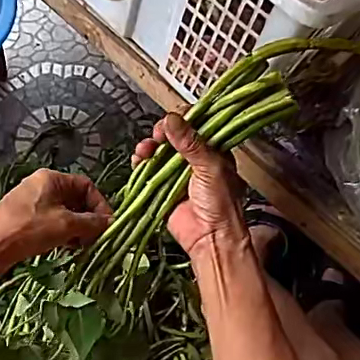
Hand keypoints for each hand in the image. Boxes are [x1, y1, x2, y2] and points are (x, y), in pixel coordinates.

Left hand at [0, 169, 112, 274]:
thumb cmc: (27, 230)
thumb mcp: (65, 225)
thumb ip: (92, 223)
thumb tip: (111, 223)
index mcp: (51, 178)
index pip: (87, 186)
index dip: (100, 205)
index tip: (107, 226)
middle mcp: (41, 186)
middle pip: (76, 200)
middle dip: (89, 220)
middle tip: (95, 240)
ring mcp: (31, 203)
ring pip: (64, 214)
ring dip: (76, 230)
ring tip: (80, 247)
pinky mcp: (24, 220)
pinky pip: (51, 223)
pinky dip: (62, 234)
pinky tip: (65, 249)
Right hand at [134, 114, 245, 260]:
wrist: (211, 238)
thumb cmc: (221, 204)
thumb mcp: (210, 167)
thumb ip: (190, 143)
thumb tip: (172, 120)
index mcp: (213, 150)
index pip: (195, 125)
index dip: (182, 120)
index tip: (172, 120)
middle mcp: (195, 160)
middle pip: (173, 137)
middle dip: (161, 133)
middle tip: (157, 135)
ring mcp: (177, 174)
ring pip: (158, 152)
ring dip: (149, 147)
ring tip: (145, 149)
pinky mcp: (162, 188)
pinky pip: (148, 172)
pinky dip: (141, 164)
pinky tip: (139, 160)